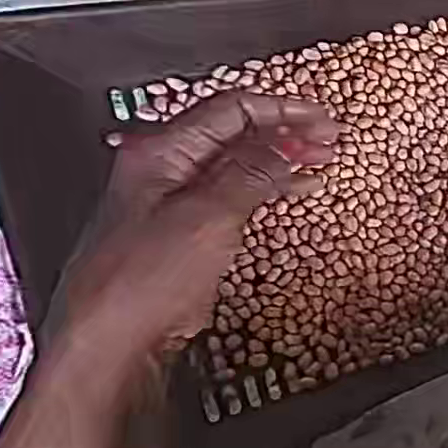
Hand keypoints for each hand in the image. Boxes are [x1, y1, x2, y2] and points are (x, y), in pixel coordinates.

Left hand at [47, 92, 340, 367]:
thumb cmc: (143, 280)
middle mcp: (169, 169)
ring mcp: (181, 198)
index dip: (283, 111)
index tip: (322, 120)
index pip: (231, 110)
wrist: (116, 336)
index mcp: (163, 153)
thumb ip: (250, 174)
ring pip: (244, 162)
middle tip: (331, 138)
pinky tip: (296, 187)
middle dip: (290, 132)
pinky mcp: (194, 226)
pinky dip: (275, 185)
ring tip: (323, 158)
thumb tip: (284, 146)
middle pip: (238, 133)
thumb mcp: (208, 217)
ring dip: (286, 157)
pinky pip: (242, 191)